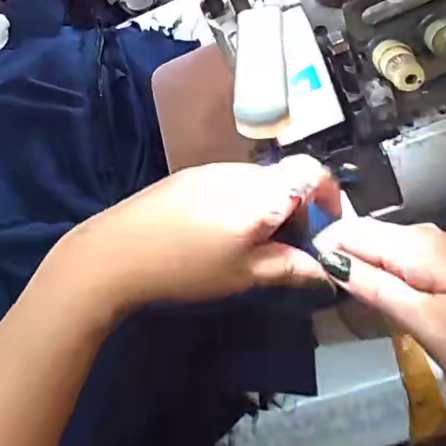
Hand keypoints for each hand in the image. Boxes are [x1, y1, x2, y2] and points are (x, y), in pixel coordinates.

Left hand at [43, 156, 334, 319]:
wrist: (116, 252)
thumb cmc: (186, 267)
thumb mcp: (243, 275)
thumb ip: (289, 267)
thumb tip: (326, 271)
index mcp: (259, 194)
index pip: (311, 172)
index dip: (329, 194)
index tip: (325, 225)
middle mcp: (238, 173)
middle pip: (284, 179)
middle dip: (295, 210)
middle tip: (284, 247)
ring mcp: (209, 170)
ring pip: (255, 181)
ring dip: (266, 206)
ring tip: (247, 244)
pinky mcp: (186, 176)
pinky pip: (228, 182)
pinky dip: (238, 202)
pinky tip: (215, 232)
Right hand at [314, 218, 445, 427]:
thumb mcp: (422, 322)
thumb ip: (372, 286)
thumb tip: (325, 257)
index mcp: (417, 243)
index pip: (349, 229)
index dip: (323, 250)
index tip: (306, 280)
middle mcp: (429, 238)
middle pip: (367, 239)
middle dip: (342, 261)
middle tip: (326, 300)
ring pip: (386, 254)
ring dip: (365, 274)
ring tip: (352, 308)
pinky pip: (408, 269)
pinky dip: (390, 284)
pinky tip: (389, 309)